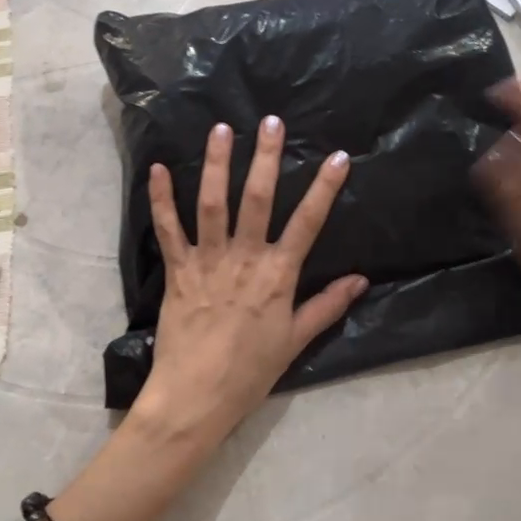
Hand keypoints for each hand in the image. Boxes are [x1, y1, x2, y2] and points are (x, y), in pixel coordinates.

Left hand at [133, 116, 368, 444]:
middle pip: (258, 199)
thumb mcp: (296, 341)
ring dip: (217, 164)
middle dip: (266, 158)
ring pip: (213, 204)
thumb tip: (361, 279)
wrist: (196, 399)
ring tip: (222, 129)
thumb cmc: (250, 371)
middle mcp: (244, 258)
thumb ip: (327, 306)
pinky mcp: (177, 269)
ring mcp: (208, 260)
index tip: (338, 157)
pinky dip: (161, 198)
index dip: (325, 188)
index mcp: (277, 275)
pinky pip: (168, 229)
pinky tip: (159, 168)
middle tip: (271, 121)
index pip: (308, 223)